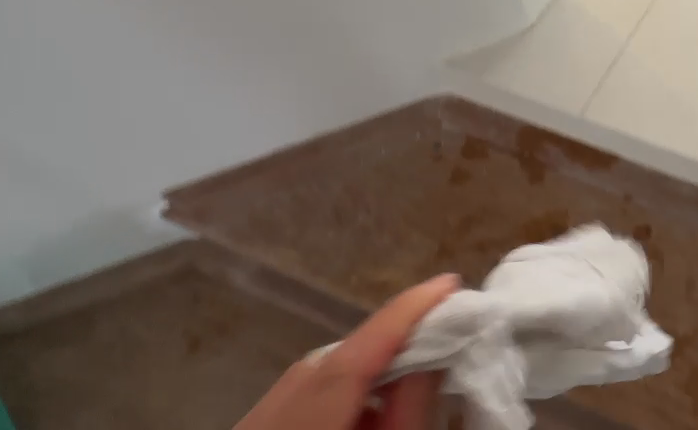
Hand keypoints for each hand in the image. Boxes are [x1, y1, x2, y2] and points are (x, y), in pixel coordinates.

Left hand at [236, 273, 460, 429]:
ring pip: (309, 378)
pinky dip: (331, 391)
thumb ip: (409, 408)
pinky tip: (359, 407)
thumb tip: (435, 345)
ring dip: (360, 367)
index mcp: (302, 422)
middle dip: (384, 340)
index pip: (351, 359)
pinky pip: (292, 398)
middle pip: (328, 363)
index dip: (402, 315)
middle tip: (438, 327)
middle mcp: (261, 418)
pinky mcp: (250, 428)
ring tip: (404, 376)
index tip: (449, 282)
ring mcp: (248, 423)